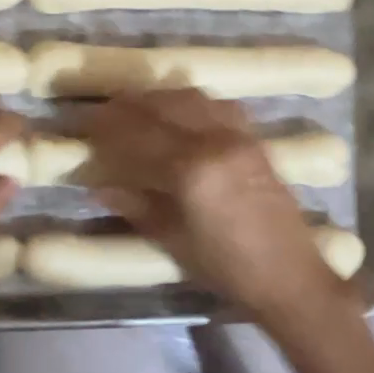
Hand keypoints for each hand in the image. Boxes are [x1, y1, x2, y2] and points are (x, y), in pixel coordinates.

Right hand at [85, 89, 355, 323]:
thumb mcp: (174, 241)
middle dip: (129, 104)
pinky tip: (182, 112)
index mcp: (191, 169)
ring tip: (138, 106)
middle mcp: (215, 141)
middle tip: (104, 110)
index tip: (84, 122)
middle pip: (163, 106)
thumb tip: (100, 185)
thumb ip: (138, 206)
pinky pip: (220, 106)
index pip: (138, 135)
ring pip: (193, 98)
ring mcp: (239, 137)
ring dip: (160, 97)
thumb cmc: (226, 267)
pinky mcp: (256, 141)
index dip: (107, 128)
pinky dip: (193, 102)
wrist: (289, 275)